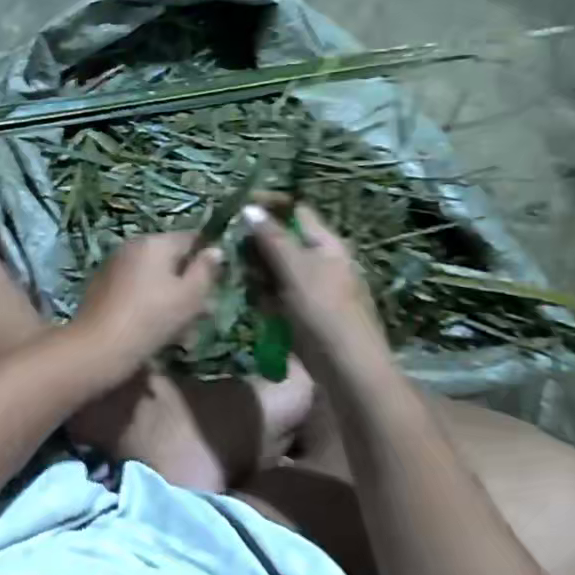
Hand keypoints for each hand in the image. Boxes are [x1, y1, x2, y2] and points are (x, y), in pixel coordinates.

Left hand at [73, 232, 221, 369]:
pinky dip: (150, 306)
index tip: (218, 282)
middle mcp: (132, 247)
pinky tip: (159, 333)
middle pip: (172, 262)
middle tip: (203, 315)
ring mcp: (115, 266)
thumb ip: (206, 270)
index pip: (190, 238)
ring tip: (184, 334)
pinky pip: (137, 290)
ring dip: (173, 302)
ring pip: (155, 280)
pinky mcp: (104, 286)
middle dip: (190, 286)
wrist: (101, 344)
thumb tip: (215, 249)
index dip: (207, 258)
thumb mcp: (190, 296)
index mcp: (154, 243)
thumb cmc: (152, 317)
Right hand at [241, 198, 391, 377]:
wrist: (348, 369)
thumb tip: (250, 207)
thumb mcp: (296, 269)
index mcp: (326, 244)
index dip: (269, 205)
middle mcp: (320, 261)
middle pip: (281, 239)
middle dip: (254, 240)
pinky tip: (246, 296)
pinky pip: (273, 291)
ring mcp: (310, 287)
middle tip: (227, 243)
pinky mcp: (300, 310)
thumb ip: (272, 237)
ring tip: (232, 272)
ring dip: (252, 267)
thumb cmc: (325, 311)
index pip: (296, 211)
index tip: (237, 206)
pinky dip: (259, 291)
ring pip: (273, 266)